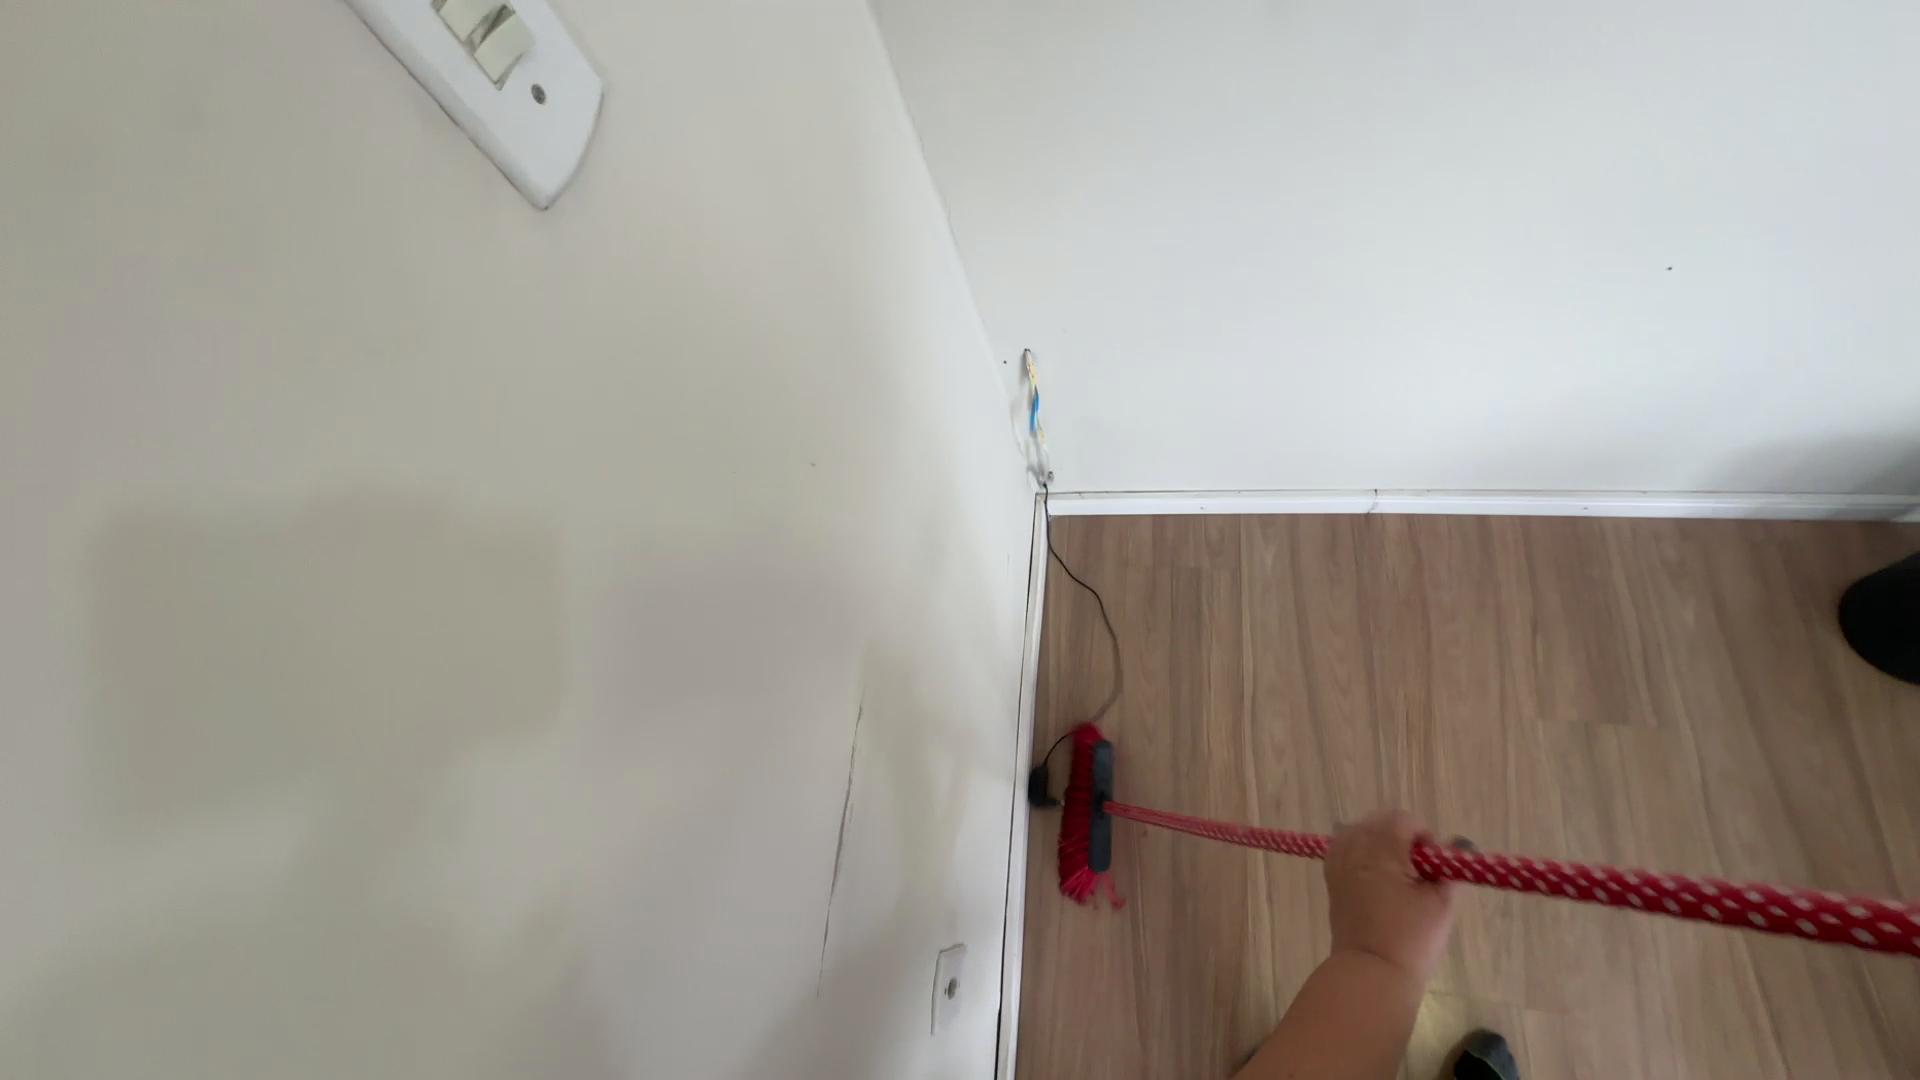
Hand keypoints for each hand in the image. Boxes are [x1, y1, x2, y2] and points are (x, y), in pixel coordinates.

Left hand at [1324, 809, 1455, 981]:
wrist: (1372, 968)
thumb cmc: (1411, 937)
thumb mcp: (1440, 903)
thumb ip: (1447, 869)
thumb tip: (1456, 845)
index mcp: (1379, 848)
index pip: (1402, 819)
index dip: (1423, 836)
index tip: (1432, 864)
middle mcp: (1353, 845)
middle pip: (1379, 821)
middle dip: (1402, 837)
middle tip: (1418, 871)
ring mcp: (1337, 858)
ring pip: (1361, 830)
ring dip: (1381, 843)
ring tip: (1398, 876)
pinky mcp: (1330, 873)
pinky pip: (1346, 846)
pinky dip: (1362, 851)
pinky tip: (1377, 878)